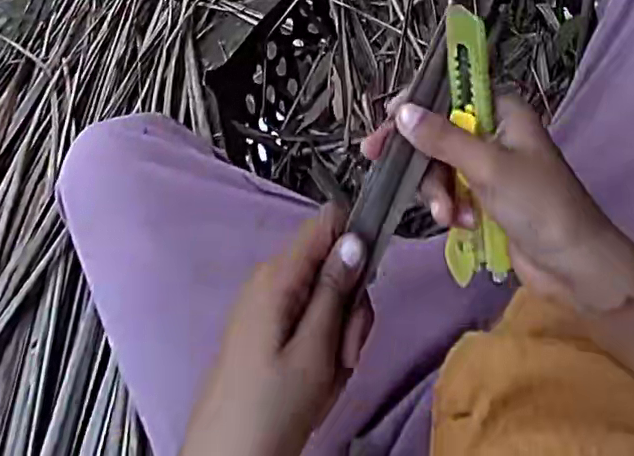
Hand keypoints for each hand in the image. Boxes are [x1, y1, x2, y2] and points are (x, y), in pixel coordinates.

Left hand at [182, 203, 373, 455]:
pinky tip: (316, 384)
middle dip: (349, 309)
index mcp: (279, 275)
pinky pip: (310, 323)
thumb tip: (354, 236)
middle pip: (332, 266)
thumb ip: (336, 291)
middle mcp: (272, 279)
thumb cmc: (271, 409)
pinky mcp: (268, 329)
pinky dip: (322, 350)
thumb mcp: (314, 351)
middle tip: (345, 355)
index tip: (365, 286)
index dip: (355, 244)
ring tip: (327, 378)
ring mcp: (268, 304)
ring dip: (338, 336)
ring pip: (326, 298)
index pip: (327, 222)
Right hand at [360, 91, 633, 311]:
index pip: (449, 92)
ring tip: (448, 215)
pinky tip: (462, 223)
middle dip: (420, 157)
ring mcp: (489, 164)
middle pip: (438, 130)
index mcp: (502, 109)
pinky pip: (450, 189)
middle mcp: (494, 129)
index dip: (415, 103)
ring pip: (440, 164)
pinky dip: (450, 205)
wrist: (576, 267)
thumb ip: (442, 137)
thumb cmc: (539, 205)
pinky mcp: (485, 194)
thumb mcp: (487, 167)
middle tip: (376, 160)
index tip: (386, 121)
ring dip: (437, 190)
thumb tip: (400, 110)